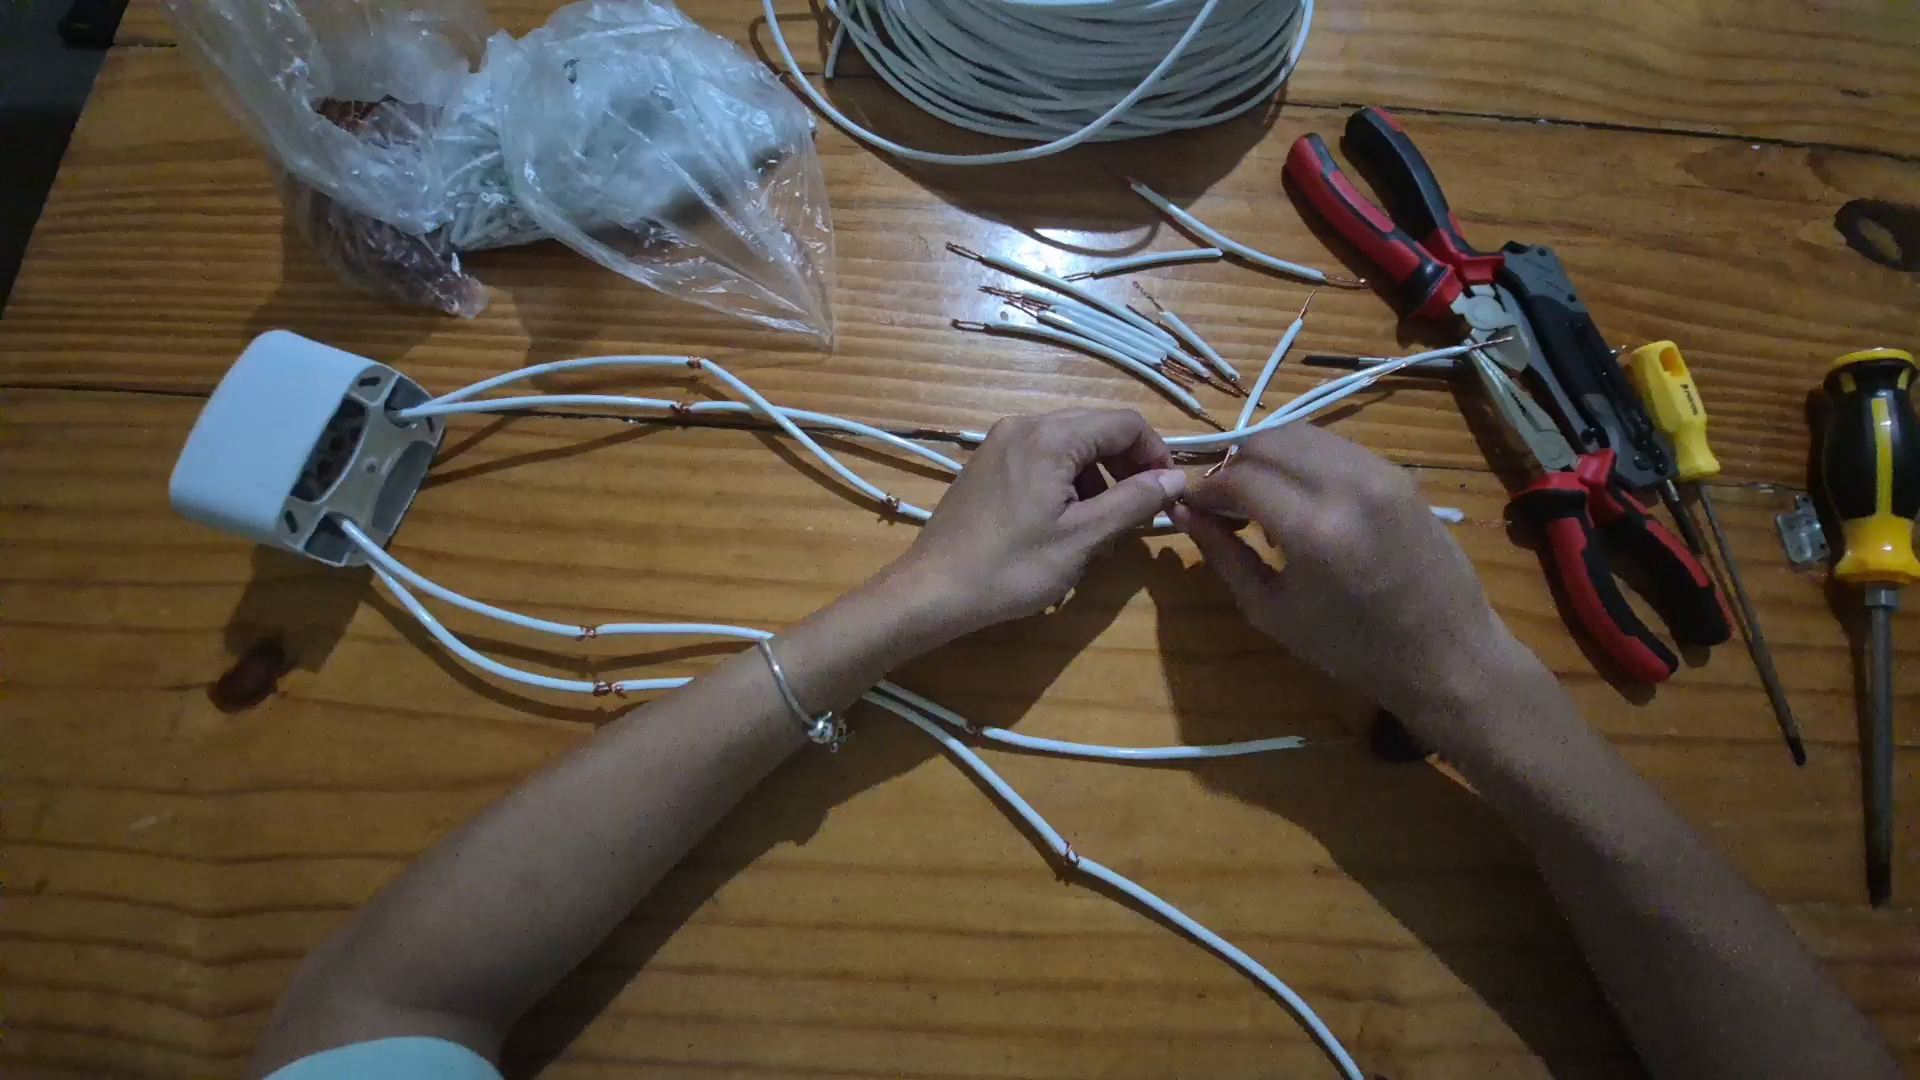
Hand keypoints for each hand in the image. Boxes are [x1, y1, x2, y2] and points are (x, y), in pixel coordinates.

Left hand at [895, 409, 1185, 637]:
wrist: (933, 590)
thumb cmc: (1012, 568)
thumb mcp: (1082, 537)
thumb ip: (1133, 501)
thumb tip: (1176, 477)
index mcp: (1049, 436)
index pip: (1124, 423)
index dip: (1155, 454)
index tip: (1166, 494)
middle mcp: (1022, 426)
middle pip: (1095, 430)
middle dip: (1125, 469)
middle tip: (1137, 515)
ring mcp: (998, 444)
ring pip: (1068, 446)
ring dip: (1095, 479)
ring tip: (1100, 528)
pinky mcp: (985, 465)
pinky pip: (1039, 459)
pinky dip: (1064, 483)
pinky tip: (1063, 524)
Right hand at [1172, 424, 1534, 735]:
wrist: (1447, 655)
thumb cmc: (1349, 647)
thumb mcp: (1269, 609)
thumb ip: (1222, 553)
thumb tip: (1181, 511)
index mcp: (1313, 529)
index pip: (1239, 478)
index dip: (1204, 487)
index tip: (1189, 504)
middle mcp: (1349, 485)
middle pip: (1268, 441)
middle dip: (1233, 465)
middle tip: (1222, 503)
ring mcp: (1380, 473)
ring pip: (1301, 434)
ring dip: (1267, 458)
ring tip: (1259, 502)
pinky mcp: (1399, 474)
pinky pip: (1332, 447)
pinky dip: (1301, 461)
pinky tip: (1299, 501)